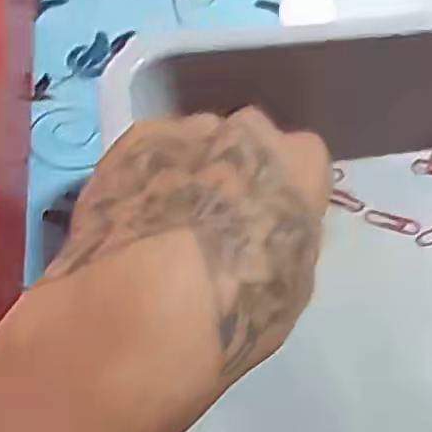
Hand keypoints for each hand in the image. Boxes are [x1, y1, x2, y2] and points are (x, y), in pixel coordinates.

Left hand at [42, 107, 328, 384]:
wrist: (154, 299)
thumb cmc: (243, 303)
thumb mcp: (292, 282)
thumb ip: (284, 239)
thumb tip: (266, 236)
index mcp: (302, 162)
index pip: (302, 163)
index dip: (280, 194)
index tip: (265, 221)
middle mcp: (250, 130)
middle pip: (245, 143)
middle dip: (233, 174)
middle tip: (215, 223)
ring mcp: (188, 129)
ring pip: (193, 143)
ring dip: (185, 174)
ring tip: (164, 226)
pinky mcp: (132, 140)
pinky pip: (145, 153)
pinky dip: (141, 179)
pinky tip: (129, 219)